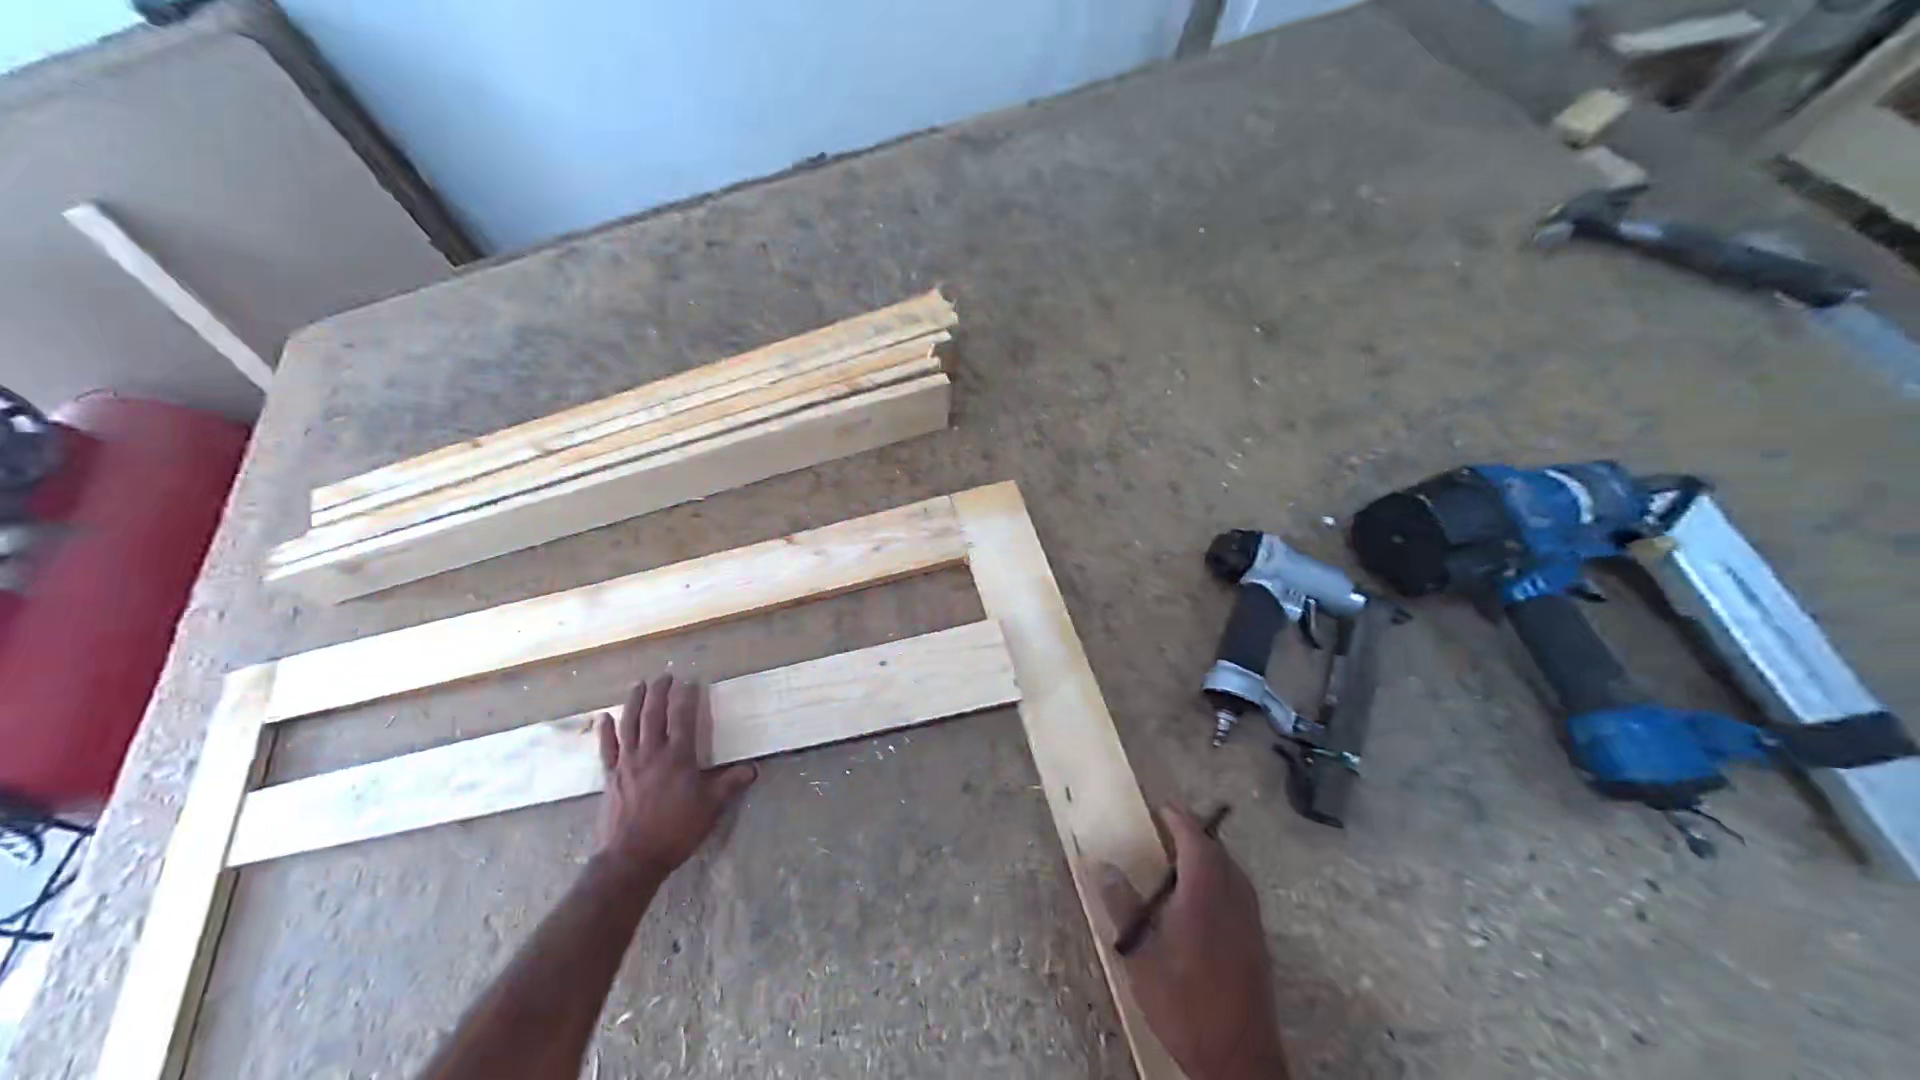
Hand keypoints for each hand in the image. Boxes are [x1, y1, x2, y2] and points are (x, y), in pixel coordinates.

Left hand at [594, 674, 756, 878]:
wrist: (631, 858)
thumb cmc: (676, 830)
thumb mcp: (711, 807)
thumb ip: (731, 783)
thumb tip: (753, 768)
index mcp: (678, 756)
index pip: (683, 717)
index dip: (687, 697)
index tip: (691, 682)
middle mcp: (651, 752)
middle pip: (654, 713)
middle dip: (659, 691)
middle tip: (665, 676)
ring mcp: (627, 763)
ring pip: (630, 723)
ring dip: (634, 701)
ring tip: (639, 684)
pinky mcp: (611, 776)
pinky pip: (607, 748)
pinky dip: (607, 730)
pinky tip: (605, 717)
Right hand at [1098, 805, 1289, 1079]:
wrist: (1238, 1058)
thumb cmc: (1183, 1001)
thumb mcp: (1140, 954)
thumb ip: (1123, 906)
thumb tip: (1103, 867)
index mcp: (1205, 893)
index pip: (1195, 840)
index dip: (1179, 819)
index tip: (1162, 806)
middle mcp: (1234, 899)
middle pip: (1218, 852)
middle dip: (1195, 835)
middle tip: (1168, 830)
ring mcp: (1250, 922)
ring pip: (1232, 873)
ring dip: (1209, 857)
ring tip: (1182, 860)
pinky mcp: (1257, 944)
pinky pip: (1239, 893)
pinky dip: (1220, 880)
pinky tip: (1202, 901)